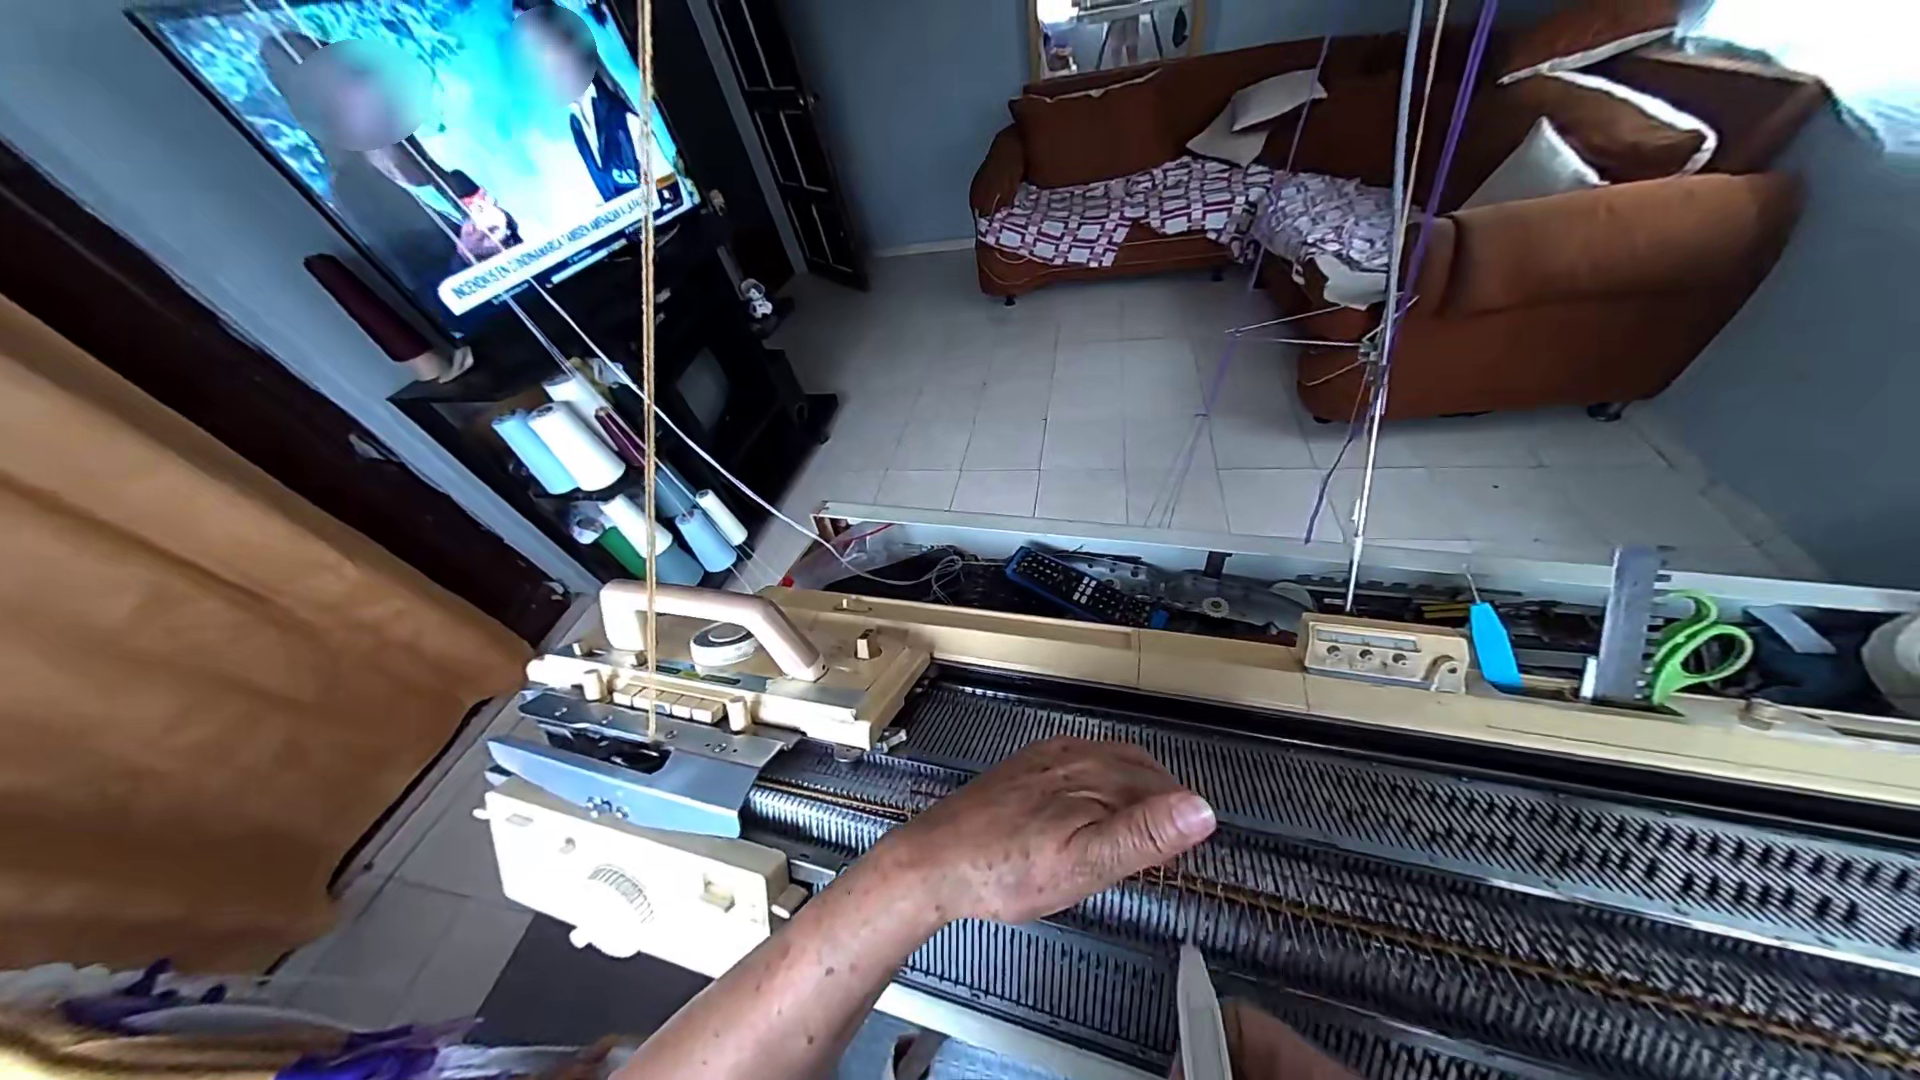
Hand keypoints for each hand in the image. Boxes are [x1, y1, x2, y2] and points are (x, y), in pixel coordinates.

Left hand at [868, 737, 1215, 924]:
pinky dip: (1099, 787)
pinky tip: (1088, 811)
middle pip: (1139, 771)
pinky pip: (1078, 765)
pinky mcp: (1026, 768)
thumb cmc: (1005, 870)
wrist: (935, 860)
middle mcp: (1072, 755)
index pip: (1162, 787)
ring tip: (1133, 834)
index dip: (1179, 822)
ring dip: (1132, 794)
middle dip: (1159, 805)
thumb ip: (1143, 834)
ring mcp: (1046, 758)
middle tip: (1163, 850)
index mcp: (1093, 773)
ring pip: (1109, 765)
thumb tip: (1199, 809)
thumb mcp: (1083, 864)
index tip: (1182, 855)